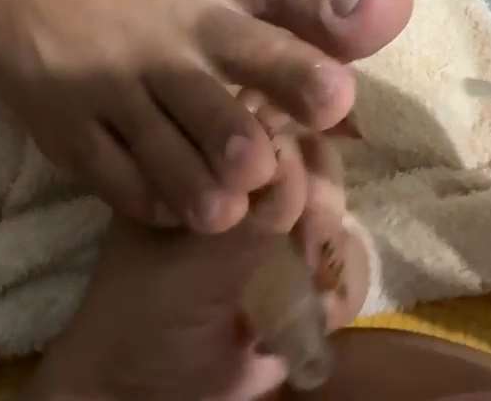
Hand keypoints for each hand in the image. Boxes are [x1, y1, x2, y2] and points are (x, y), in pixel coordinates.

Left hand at [33, 114, 361, 400]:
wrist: (148, 394)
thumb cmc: (145, 312)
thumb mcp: (191, 262)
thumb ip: (248, 221)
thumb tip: (296, 161)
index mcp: (202, 160)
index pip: (255, 117)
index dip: (290, 126)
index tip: (307, 152)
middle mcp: (241, 184)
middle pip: (308, 155)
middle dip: (320, 189)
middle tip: (309, 232)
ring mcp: (272, 228)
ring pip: (332, 207)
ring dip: (332, 240)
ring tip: (310, 274)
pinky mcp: (298, 276)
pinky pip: (344, 264)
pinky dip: (343, 285)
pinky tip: (321, 311)